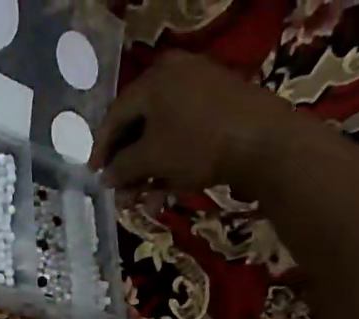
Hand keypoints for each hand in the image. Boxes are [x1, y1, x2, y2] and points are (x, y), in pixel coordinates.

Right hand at [90, 51, 290, 192]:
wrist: (264, 143)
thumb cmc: (198, 145)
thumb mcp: (152, 159)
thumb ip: (122, 167)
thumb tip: (105, 177)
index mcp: (154, 79)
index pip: (115, 115)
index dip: (101, 148)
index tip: (94, 175)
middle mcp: (176, 76)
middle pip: (139, 126)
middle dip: (128, 166)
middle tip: (122, 195)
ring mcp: (201, 90)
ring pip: (162, 135)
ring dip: (149, 172)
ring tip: (145, 201)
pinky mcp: (220, 108)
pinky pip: (184, 135)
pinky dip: (172, 163)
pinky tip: (168, 191)